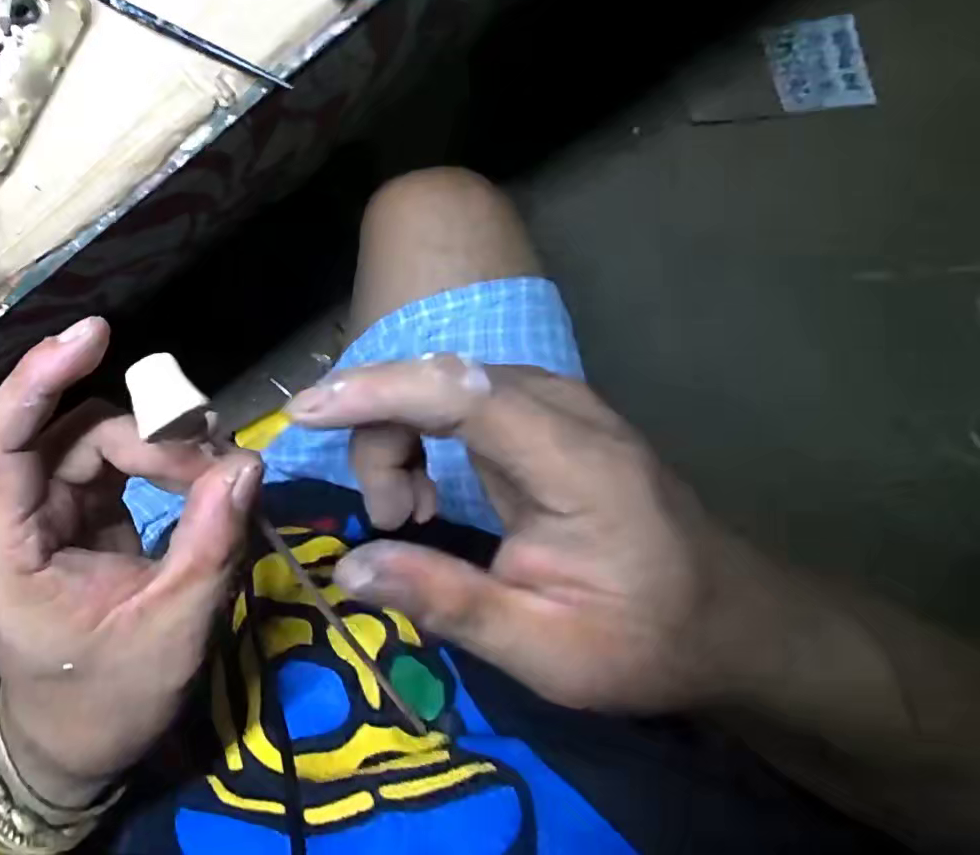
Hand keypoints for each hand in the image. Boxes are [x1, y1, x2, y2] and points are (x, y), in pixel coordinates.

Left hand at [0, 317, 261, 806]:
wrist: (74, 740)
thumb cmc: (102, 701)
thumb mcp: (166, 634)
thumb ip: (207, 547)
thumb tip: (246, 464)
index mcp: (7, 543)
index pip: (3, 438)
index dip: (39, 379)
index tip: (92, 334)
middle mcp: (21, 509)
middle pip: (71, 431)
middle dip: (144, 433)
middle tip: (213, 460)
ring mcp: (51, 504)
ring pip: (98, 437)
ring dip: (158, 443)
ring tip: (216, 473)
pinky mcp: (82, 507)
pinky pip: (117, 458)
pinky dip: (159, 458)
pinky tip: (200, 473)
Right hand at [286, 356, 737, 712]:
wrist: (732, 615)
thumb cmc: (647, 637)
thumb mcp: (551, 653)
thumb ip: (449, 604)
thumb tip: (346, 571)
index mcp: (578, 464)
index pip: (461, 394)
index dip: (375, 394)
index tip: (303, 414)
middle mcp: (558, 408)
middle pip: (427, 382)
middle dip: (373, 436)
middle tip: (385, 518)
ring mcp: (542, 399)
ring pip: (422, 385)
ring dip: (387, 443)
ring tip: (406, 516)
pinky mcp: (523, 405)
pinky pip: (434, 395)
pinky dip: (404, 437)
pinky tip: (421, 493)